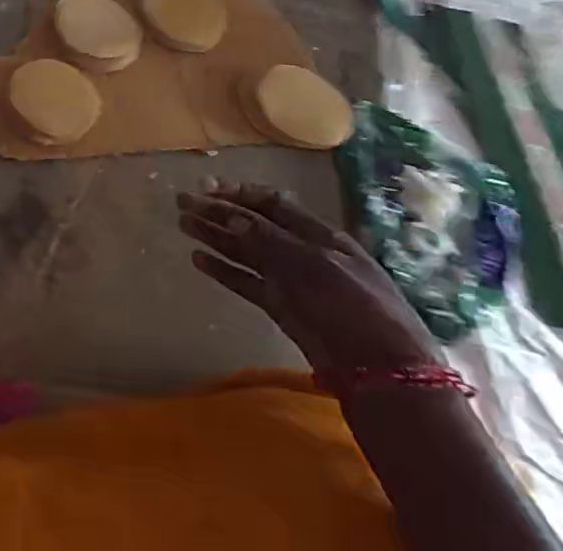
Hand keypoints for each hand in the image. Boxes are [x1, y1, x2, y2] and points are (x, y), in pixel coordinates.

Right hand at [178, 179, 437, 376]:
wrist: (381, 373)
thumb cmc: (355, 308)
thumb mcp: (315, 266)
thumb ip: (270, 240)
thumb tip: (230, 215)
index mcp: (318, 234)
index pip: (272, 204)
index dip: (238, 193)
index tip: (206, 189)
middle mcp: (301, 252)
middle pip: (252, 225)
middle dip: (217, 211)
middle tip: (181, 203)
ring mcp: (290, 281)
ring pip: (244, 251)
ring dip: (213, 236)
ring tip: (182, 224)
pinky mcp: (281, 308)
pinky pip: (245, 282)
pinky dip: (222, 270)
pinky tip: (198, 259)